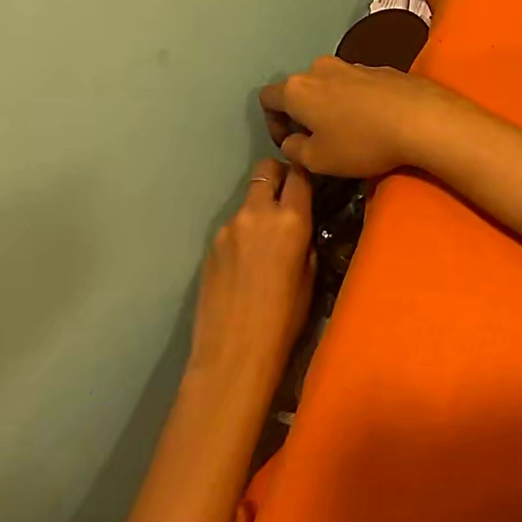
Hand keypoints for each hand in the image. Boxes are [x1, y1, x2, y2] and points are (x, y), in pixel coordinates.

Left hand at [188, 158, 313, 377]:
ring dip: (259, 210)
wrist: (234, 350)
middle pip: (265, 171)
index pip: (299, 175)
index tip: (311, 181)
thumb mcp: (311, 274)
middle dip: (277, 176)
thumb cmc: (286, 316)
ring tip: (266, 242)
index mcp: (291, 220)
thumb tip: (303, 225)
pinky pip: (232, 228)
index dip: (306, 173)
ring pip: (247, 202)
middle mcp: (257, 214)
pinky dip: (243, 234)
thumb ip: (306, 239)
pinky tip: (247, 263)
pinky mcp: (210, 246)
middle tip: (286, 197)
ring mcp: (227, 229)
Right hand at [259, 56, 458, 177]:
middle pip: (302, 89)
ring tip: (352, 132)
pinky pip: (360, 86)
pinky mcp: (385, 69)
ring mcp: (355, 65)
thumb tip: (293, 141)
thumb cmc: (362, 142)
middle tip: (320, 140)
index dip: (273, 123)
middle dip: (304, 113)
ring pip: (332, 85)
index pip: (268, 98)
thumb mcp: (318, 160)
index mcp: (297, 88)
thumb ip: (294, 150)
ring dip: (333, 106)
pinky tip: (377, 122)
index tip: (291, 143)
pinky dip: (360, 102)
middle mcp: (322, 68)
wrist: (422, 119)